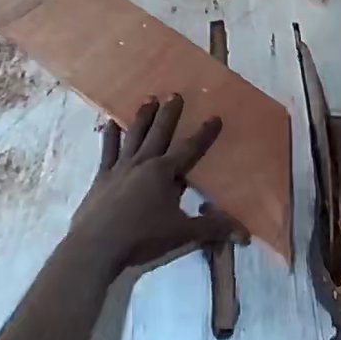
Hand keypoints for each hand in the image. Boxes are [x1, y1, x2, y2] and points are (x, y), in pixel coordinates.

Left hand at [60, 95, 243, 281]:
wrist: (96, 246)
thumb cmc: (142, 237)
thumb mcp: (182, 234)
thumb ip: (212, 229)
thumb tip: (245, 232)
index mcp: (164, 173)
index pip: (190, 149)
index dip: (204, 134)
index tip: (214, 117)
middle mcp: (142, 163)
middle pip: (159, 133)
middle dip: (169, 113)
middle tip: (174, 94)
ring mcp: (119, 168)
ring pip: (134, 136)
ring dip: (142, 117)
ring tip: (148, 99)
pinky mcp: (101, 177)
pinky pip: (107, 151)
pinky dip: (110, 136)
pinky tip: (109, 123)